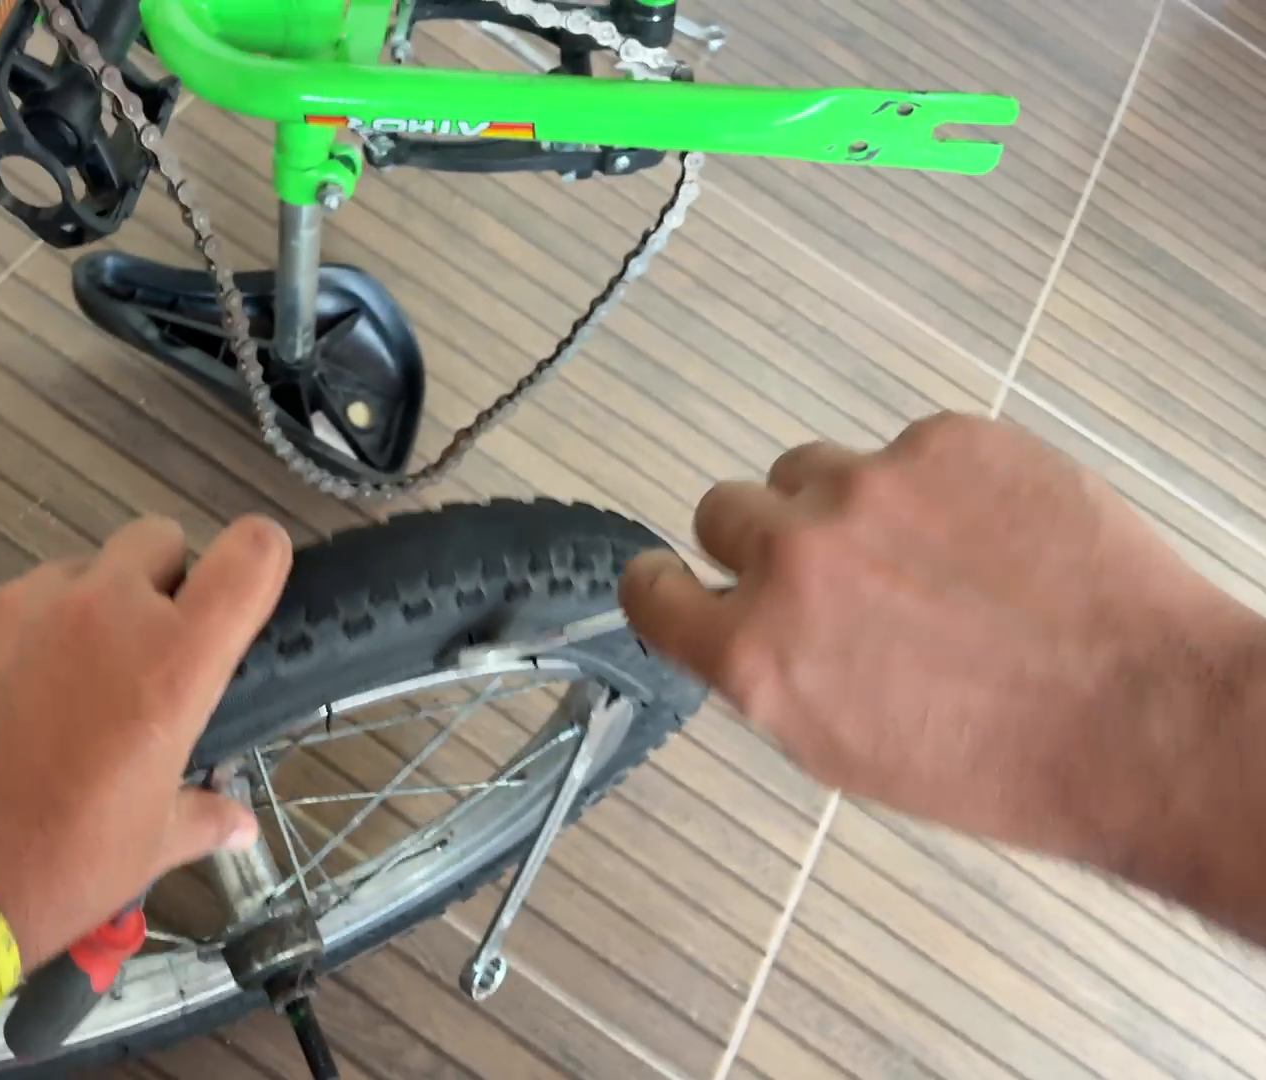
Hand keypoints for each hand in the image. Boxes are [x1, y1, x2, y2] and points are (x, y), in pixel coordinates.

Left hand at [0, 515, 291, 983]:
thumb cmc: (61, 864)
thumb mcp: (151, 842)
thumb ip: (207, 815)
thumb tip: (242, 827)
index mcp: (175, 659)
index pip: (250, 556)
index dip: (261, 554)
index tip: (245, 584)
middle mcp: (109, 609)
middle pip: (160, 538)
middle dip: (162, 580)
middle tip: (143, 650)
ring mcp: (31, 600)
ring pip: (85, 571)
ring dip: (90, 610)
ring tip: (61, 686)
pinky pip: (21, 599)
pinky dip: (27, 631)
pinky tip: (3, 696)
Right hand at [619, 413, 1264, 885]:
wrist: (1159, 726)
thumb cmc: (978, 758)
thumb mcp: (820, 741)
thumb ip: (748, 664)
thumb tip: (722, 613)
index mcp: (750, 649)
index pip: (645, 587)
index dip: (660, 583)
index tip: (678, 580)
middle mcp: (789, 561)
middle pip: (717, 509)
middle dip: (757, 540)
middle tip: (823, 572)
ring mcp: (866, 491)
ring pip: (800, 468)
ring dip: (830, 504)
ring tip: (911, 547)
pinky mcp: (948, 443)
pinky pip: (899, 450)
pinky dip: (926, 486)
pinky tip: (982, 533)